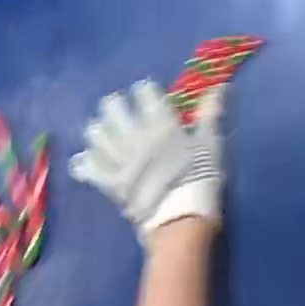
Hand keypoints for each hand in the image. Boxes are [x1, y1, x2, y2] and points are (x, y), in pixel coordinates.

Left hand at [71, 80, 225, 239]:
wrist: (181, 219)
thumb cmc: (200, 177)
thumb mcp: (209, 143)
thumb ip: (210, 114)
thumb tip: (219, 86)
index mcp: (159, 122)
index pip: (144, 92)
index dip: (145, 91)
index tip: (149, 96)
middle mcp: (133, 134)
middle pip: (112, 106)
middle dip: (116, 106)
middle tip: (124, 113)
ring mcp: (117, 157)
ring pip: (95, 132)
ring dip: (100, 131)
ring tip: (107, 136)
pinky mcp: (107, 181)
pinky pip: (86, 166)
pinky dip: (85, 162)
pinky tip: (89, 161)